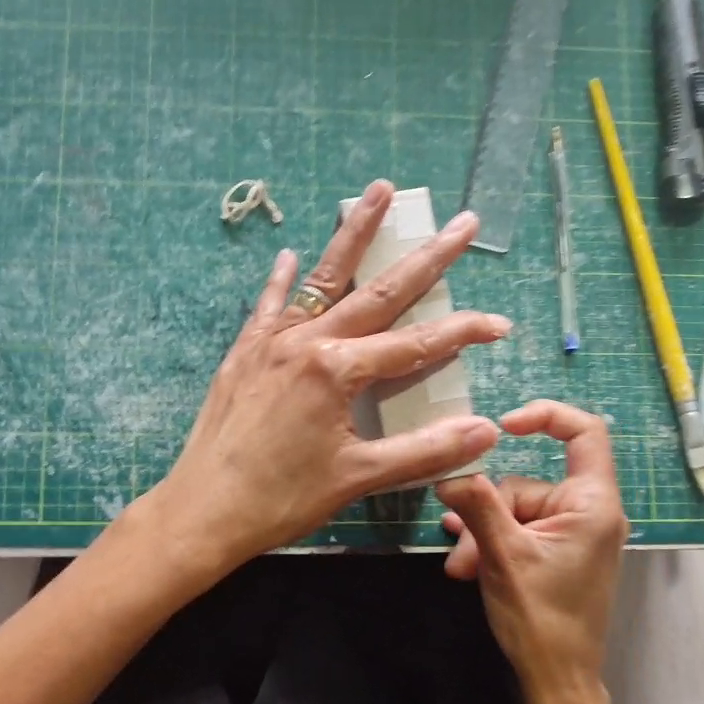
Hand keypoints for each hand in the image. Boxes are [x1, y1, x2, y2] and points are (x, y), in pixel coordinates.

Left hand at [147, 179, 509, 573]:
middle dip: (426, 258)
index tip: (500, 325)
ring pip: (322, 281)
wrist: (203, 511)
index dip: (463, 334)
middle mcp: (305, 342)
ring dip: (354, 236)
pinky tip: (290, 255)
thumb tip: (485, 431)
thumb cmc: (282, 499)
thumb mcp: (358, 476)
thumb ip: (424, 450)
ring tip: (376, 192)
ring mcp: (270, 343)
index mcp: (336, 370)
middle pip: (379, 293)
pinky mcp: (243, 355)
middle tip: (462, 221)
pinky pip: (267, 307)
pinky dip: (282, 281)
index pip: (416, 345)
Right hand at [436, 401, 629, 696]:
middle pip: (527, 483)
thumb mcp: (502, 555)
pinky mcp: (558, 553)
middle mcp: (588, 512)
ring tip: (462, 565)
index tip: (502, 427)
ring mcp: (572, 534)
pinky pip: (518, 531)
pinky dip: (493, 543)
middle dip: (486, 510)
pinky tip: (467, 565)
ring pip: (514, 511)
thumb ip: (478, 505)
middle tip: (458, 543)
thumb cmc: (541, 618)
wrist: (556, 680)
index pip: (584, 433)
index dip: (544, 416)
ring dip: (482, 534)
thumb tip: (450, 473)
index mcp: (592, 504)